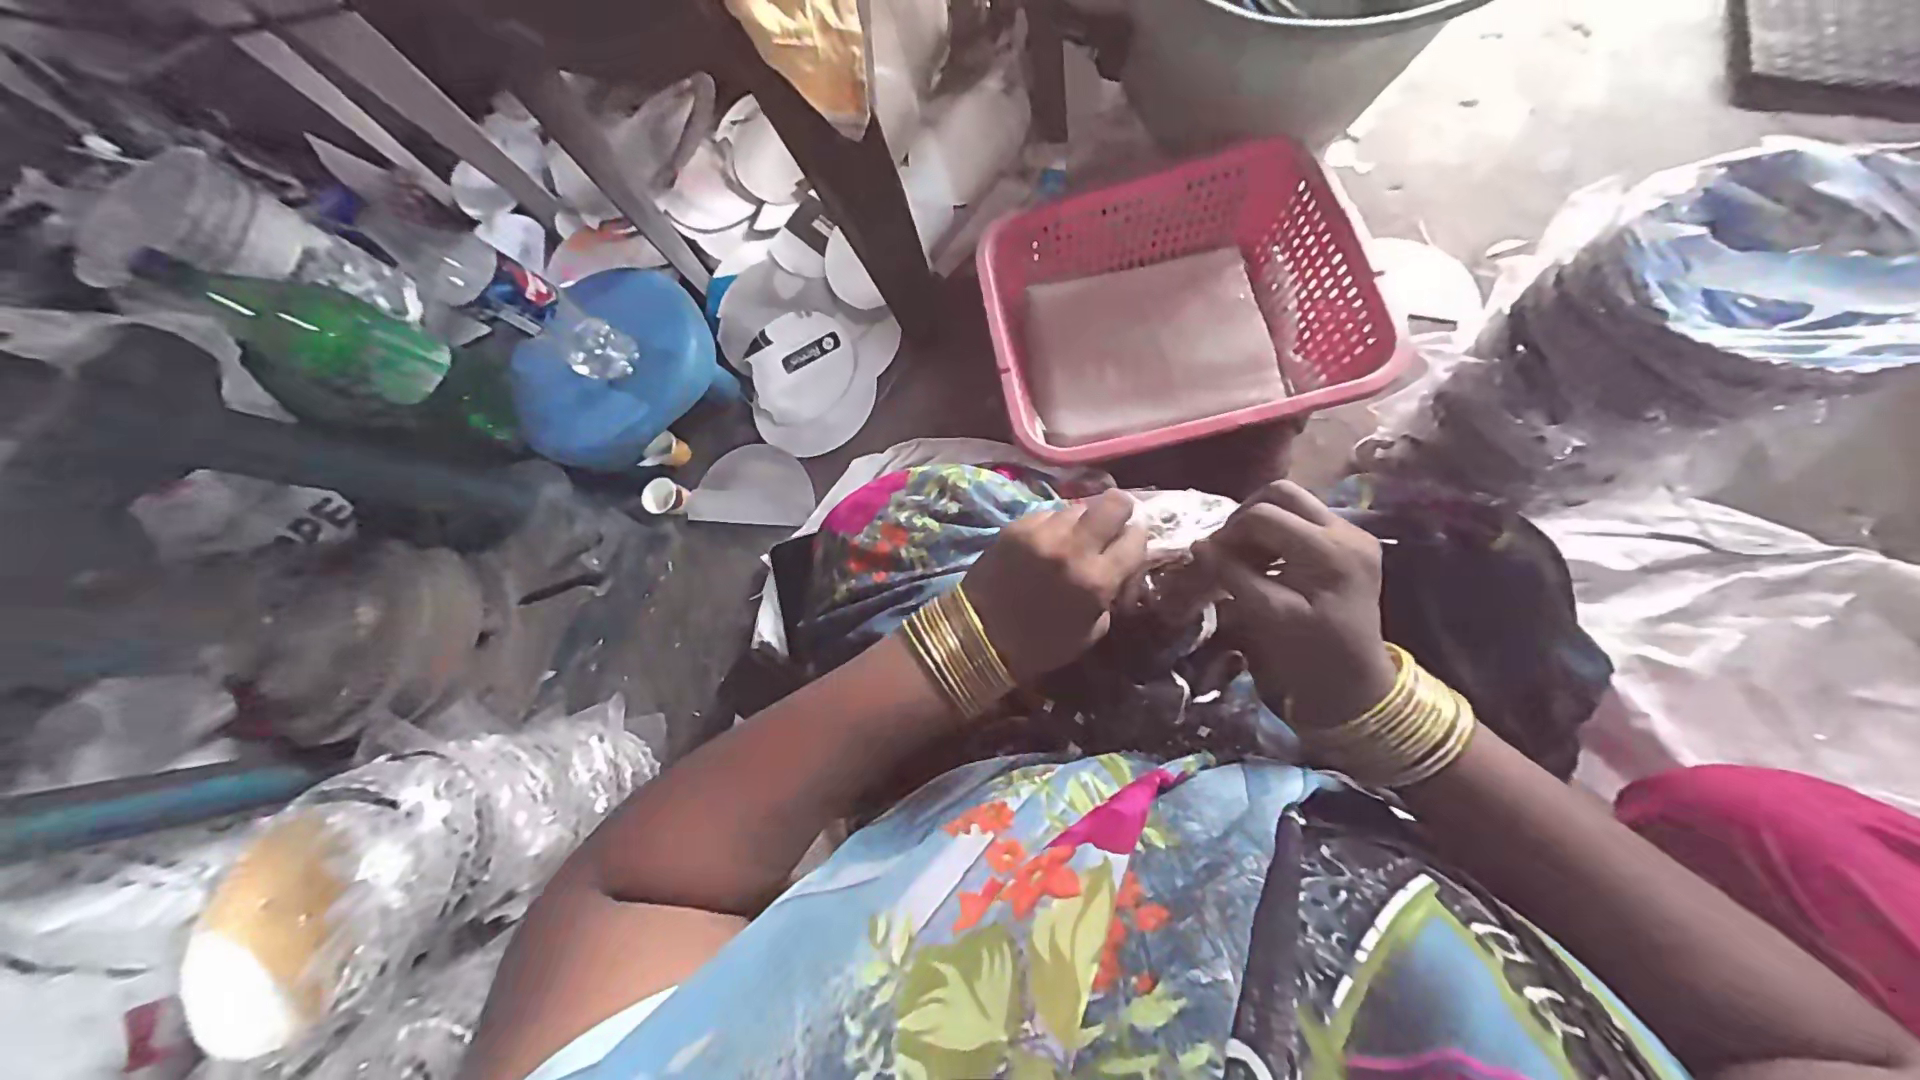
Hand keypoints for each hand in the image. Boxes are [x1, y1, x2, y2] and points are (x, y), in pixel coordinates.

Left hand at [962, 489, 1149, 683]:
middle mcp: (1073, 548)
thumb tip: (1120, 564)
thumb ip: (1111, 590)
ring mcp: (1043, 532)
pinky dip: (1052, 526)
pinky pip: (1048, 514)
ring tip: (1071, 538)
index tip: (1128, 544)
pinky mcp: (1017, 526)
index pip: (1136, 538)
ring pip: (1078, 507)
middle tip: (1112, 522)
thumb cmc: (1041, 644)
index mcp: (1097, 580)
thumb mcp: (1093, 629)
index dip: (1137, 539)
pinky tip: (1044, 543)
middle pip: (1114, 503)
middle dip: (1119, 510)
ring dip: (1081, 521)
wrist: (979, 636)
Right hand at [1193, 481, 1395, 730]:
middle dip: (1244, 516)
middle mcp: (1347, 532)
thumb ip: (1232, 576)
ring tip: (1244, 556)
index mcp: (1329, 551)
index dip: (1228, 532)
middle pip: (1281, 493)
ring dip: (1259, 522)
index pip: (1263, 515)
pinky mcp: (1349, 542)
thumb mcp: (1267, 616)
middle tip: (1227, 548)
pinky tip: (1265, 561)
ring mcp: (1352, 534)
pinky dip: (1275, 533)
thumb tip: (1198, 546)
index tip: (1210, 558)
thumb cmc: (1311, 656)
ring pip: (1292, 502)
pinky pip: (1303, 519)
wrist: (1356, 683)